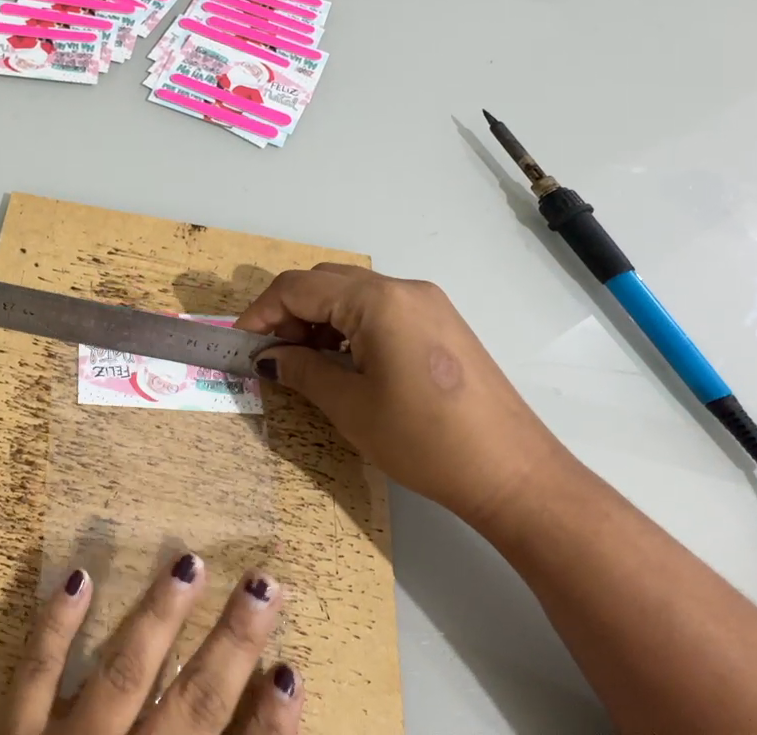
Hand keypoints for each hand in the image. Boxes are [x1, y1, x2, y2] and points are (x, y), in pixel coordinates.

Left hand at [3, 554, 300, 734]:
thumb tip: (253, 725)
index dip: (267, 723)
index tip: (291, 671)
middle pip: (191, 706)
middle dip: (230, 646)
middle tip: (265, 586)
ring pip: (122, 675)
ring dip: (159, 618)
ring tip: (190, 563)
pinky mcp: (15, 732)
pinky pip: (36, 673)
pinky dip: (57, 626)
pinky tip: (80, 577)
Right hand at [235, 264, 571, 524]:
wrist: (515, 475)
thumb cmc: (424, 441)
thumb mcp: (350, 407)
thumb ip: (302, 371)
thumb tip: (267, 358)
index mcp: (378, 301)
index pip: (298, 288)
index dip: (261, 313)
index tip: (241, 347)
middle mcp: (403, 289)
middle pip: (324, 281)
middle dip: (288, 313)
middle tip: (272, 357)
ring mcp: (427, 303)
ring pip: (352, 293)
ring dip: (318, 319)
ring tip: (305, 364)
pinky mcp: (441, 323)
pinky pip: (379, 308)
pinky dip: (348, 325)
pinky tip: (344, 362)